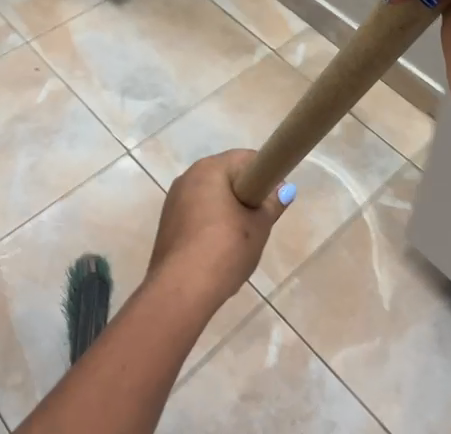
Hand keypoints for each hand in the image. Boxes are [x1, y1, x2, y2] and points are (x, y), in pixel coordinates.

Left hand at [148, 150, 291, 305]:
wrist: (182, 290)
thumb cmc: (225, 249)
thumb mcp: (258, 226)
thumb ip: (272, 204)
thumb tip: (283, 189)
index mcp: (210, 169)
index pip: (245, 158)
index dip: (265, 174)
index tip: (275, 196)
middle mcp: (188, 177)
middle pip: (226, 176)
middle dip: (245, 193)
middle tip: (260, 219)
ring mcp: (173, 201)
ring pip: (210, 196)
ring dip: (227, 209)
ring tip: (240, 238)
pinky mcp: (167, 224)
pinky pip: (196, 214)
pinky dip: (210, 224)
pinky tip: (218, 249)